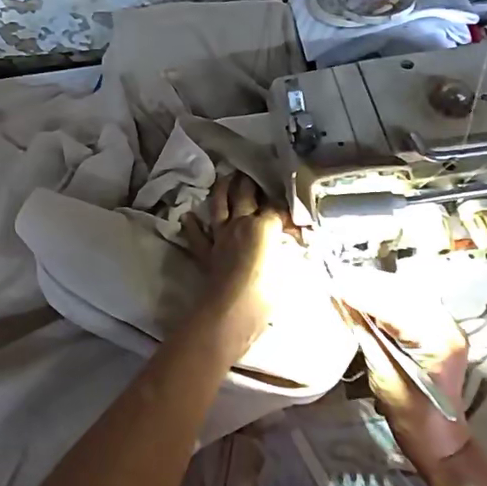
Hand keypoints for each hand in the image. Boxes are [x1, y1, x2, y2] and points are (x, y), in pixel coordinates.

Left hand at [180, 173, 294, 349]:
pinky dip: (192, 225)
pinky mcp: (206, 252)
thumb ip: (292, 253)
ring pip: (219, 206)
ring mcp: (220, 236)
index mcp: (264, 226)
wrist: (231, 312)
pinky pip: (197, 235)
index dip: (286, 210)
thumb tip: (298, 244)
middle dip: (249, 183)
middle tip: (251, 173)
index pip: (277, 210)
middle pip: (245, 196)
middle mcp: (240, 224)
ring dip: (222, 190)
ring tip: (226, 177)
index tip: (293, 213)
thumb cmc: (267, 294)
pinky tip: (188, 216)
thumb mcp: (290, 271)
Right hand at [346, 288, 471, 469]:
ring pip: (407, 292)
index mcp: (438, 341)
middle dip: (368, 285)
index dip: (361, 296)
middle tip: (336, 279)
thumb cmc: (411, 415)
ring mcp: (448, 324)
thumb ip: (363, 333)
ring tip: (347, 283)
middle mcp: (448, 325)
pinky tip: (368, 293)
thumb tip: (341, 300)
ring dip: (377, 286)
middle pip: (402, 293)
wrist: (440, 437)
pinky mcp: (442, 325)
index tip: (333, 285)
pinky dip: (388, 295)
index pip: (393, 309)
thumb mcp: (381, 373)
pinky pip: (412, 300)